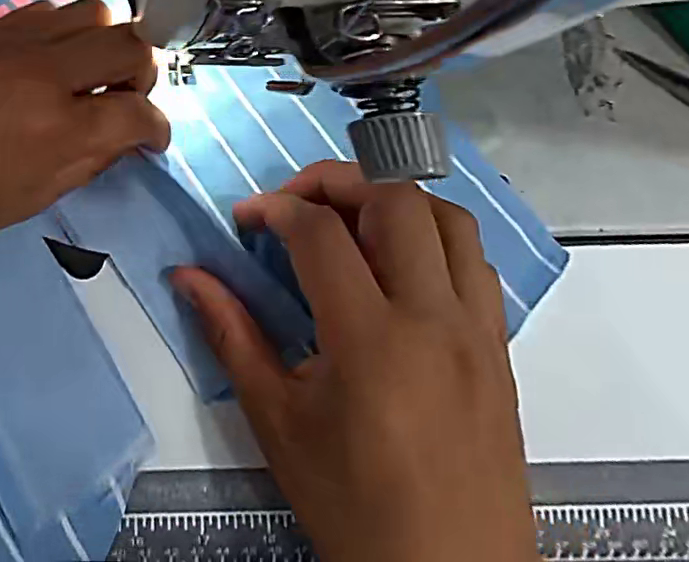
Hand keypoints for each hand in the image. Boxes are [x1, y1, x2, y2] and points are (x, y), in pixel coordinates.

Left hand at [0, 0, 169, 286]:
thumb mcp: (38, 196)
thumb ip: (94, 159)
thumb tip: (127, 134)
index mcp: (59, 129)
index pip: (139, 112)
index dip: (157, 128)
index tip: (151, 138)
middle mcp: (44, 74)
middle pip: (130, 43)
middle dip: (142, 73)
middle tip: (124, 98)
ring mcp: (15, 43)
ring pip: (94, 10)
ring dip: (105, 42)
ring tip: (86, 73)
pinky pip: (48, 9)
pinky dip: (64, 31)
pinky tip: (47, 60)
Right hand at [172, 161, 538, 561]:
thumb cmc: (353, 506)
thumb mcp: (277, 421)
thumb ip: (231, 334)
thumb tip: (188, 276)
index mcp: (372, 341)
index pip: (321, 233)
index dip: (276, 208)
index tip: (249, 219)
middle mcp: (434, 321)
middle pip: (394, 200)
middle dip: (336, 182)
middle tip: (297, 205)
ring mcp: (478, 331)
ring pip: (447, 219)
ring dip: (393, 200)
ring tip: (350, 221)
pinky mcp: (500, 348)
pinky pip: (475, 262)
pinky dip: (434, 236)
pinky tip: (400, 264)